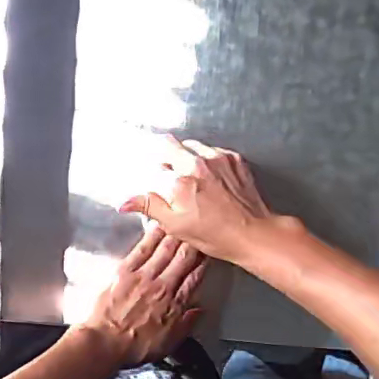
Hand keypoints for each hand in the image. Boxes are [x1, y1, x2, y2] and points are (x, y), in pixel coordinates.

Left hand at [74, 225, 207, 366]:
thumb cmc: (135, 346)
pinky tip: (159, 224)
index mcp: (175, 304)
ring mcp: (144, 277)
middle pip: (184, 259)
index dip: (204, 262)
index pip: (195, 278)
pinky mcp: (125, 271)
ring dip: (177, 234)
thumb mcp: (169, 342)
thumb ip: (186, 324)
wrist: (104, 343)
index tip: (210, 251)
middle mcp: (163, 286)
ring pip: (166, 249)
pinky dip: (152, 235)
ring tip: (184, 220)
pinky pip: (142, 249)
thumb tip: (200, 309)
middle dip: (195, 242)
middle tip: (200, 228)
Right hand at [121, 137, 280, 263]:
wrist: (254, 233)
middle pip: (173, 145)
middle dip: (166, 155)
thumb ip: (149, 207)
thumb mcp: (175, 225)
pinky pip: (214, 151)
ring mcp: (219, 158)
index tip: (150, 171)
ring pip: (194, 146)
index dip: (151, 167)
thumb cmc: (215, 233)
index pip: (156, 162)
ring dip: (187, 154)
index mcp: (181, 179)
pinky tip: (209, 175)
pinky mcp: (235, 159)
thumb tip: (123, 202)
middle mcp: (199, 163)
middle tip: (166, 170)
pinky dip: (207, 158)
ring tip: (188, 173)